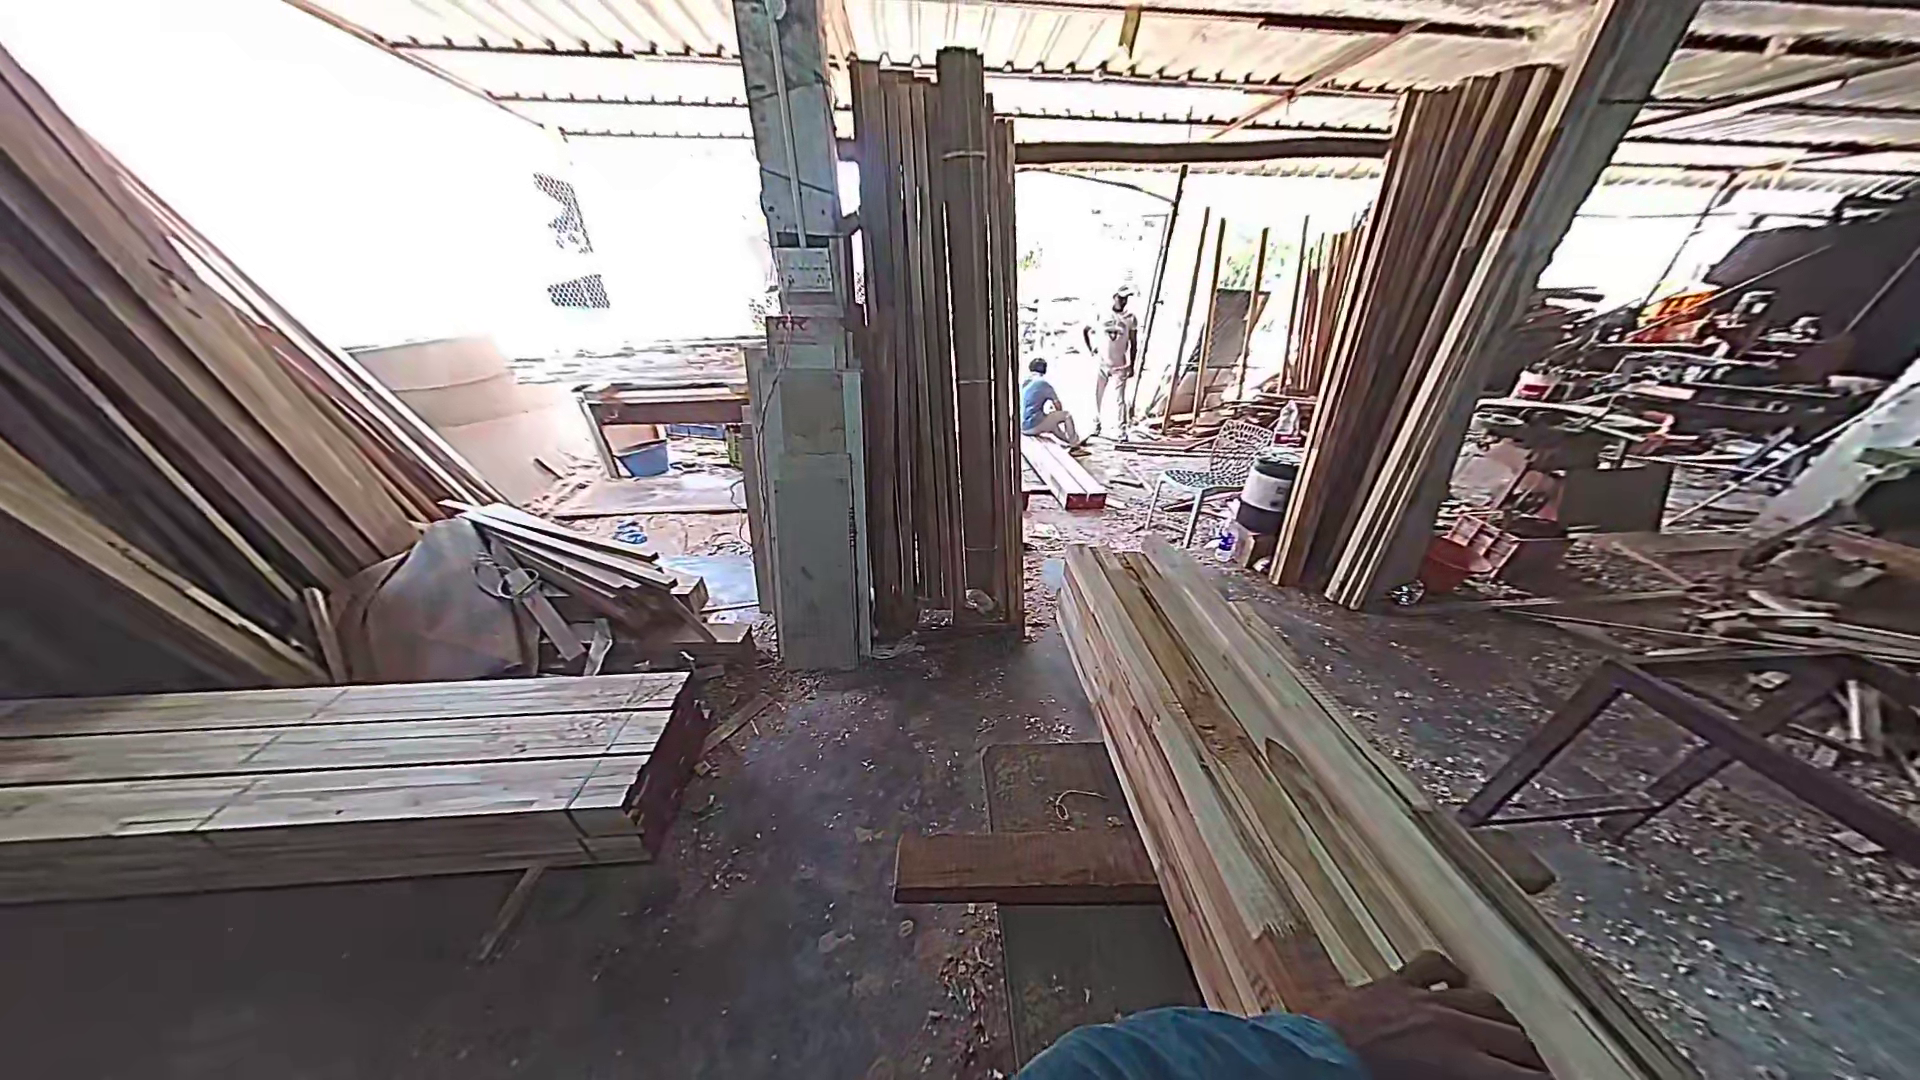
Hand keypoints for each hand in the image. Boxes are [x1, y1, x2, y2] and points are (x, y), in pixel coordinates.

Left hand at [1309, 951, 1550, 1079]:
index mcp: (1466, 1066)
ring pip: (1486, 1001)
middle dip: (1532, 1061)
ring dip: (1503, 1023)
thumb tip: (1494, 1075)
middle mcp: (1450, 1026)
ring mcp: (1421, 996)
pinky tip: (1462, 985)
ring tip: (1509, 1041)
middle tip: (1533, 1073)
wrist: (1319, 1059)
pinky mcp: (1394, 981)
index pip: (1533, 1077)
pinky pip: (1433, 965)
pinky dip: (1453, 974)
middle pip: (1517, 1039)